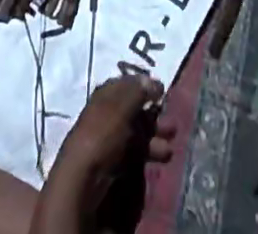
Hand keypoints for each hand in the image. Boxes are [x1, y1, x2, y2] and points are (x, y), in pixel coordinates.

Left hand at [47, 74, 175, 212]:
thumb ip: (138, 92)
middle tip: (173, 127)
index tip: (163, 91)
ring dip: (154, 137)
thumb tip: (153, 81)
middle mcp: (107, 112)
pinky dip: (148, 151)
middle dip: (154, 116)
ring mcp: (109, 136)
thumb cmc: (103, 134)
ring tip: (169, 149)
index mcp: (105, 95)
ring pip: (136, 131)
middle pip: (134, 110)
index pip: (127, 84)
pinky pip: (134, 149)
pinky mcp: (113, 159)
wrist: (84, 177)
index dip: (144, 86)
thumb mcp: (121, 108)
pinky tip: (161, 158)